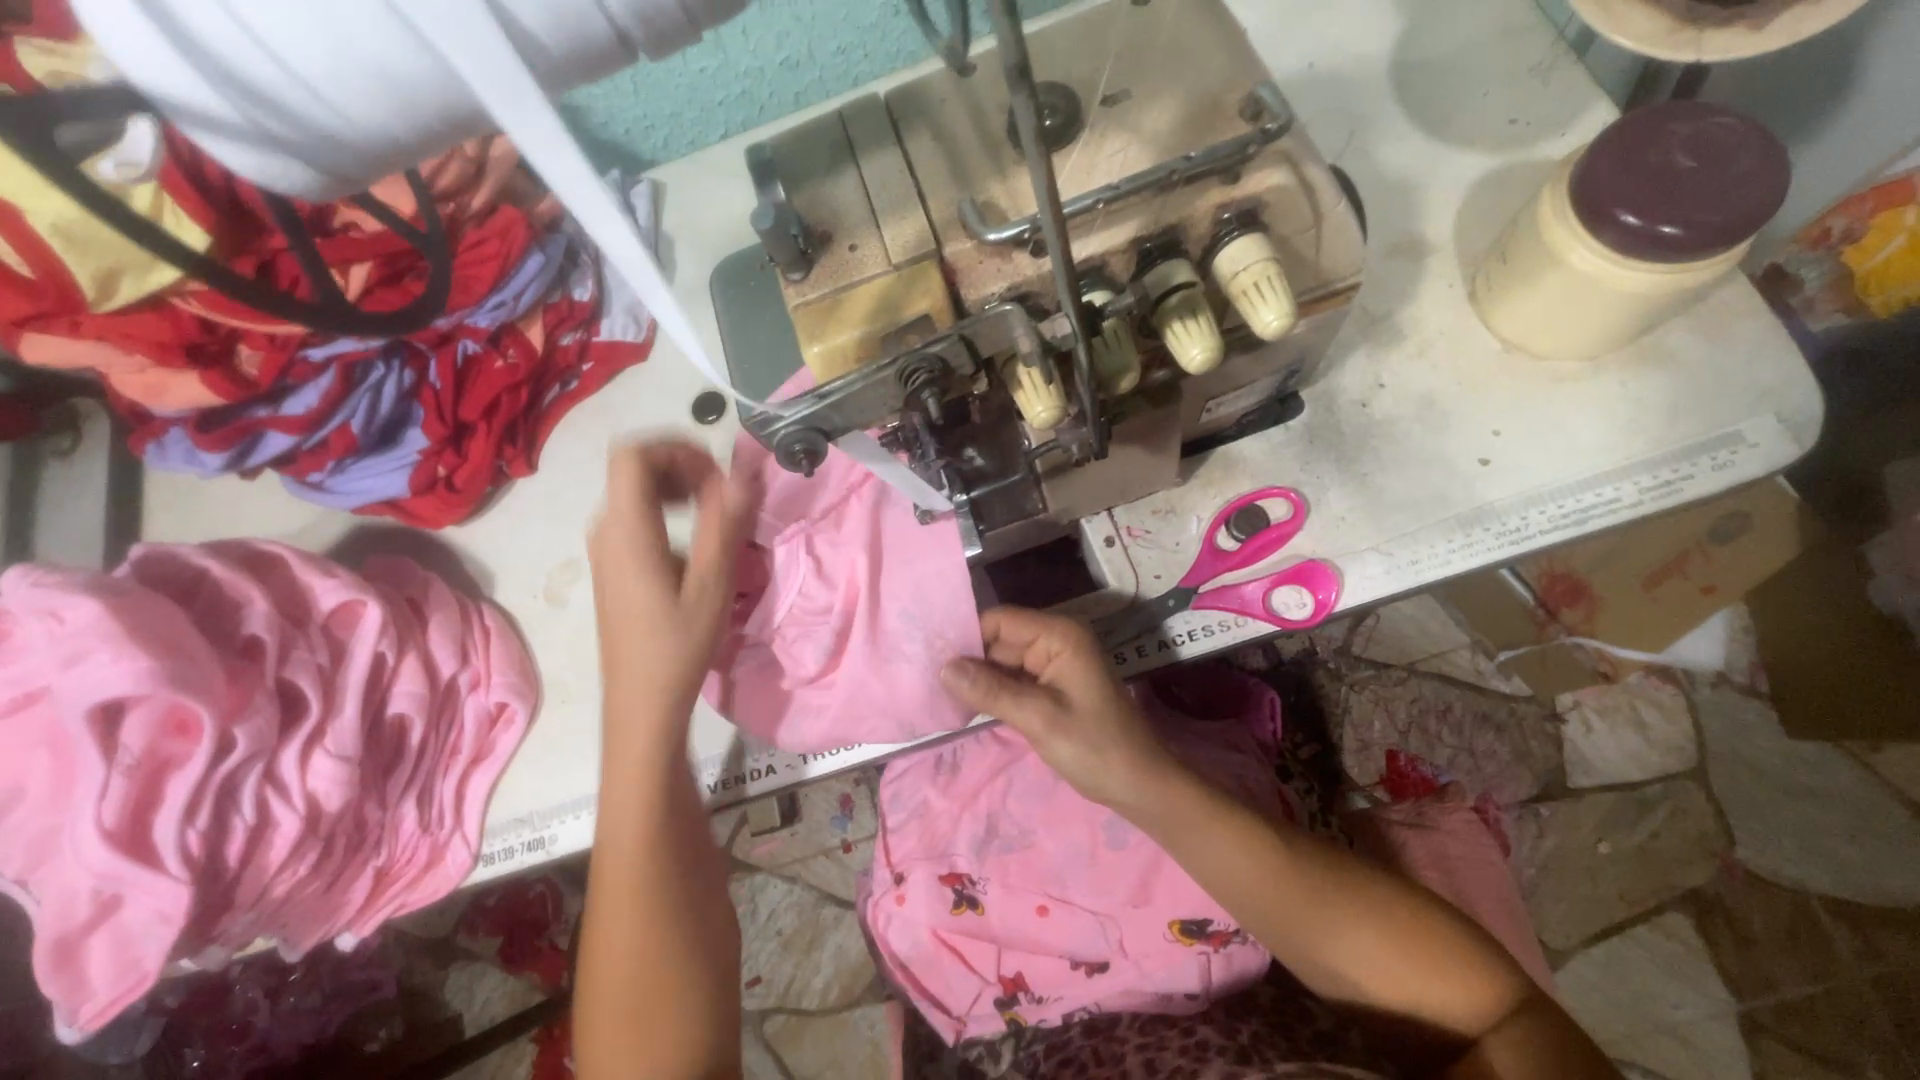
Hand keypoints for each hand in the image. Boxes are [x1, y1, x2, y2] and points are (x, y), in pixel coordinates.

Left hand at [589, 439, 752, 736]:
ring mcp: (604, 549)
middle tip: (723, 491)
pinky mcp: (611, 566)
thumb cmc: (678, 646)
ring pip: (633, 490)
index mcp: (627, 529)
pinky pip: (634, 515)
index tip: (716, 472)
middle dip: (681, 464)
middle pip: (633, 466)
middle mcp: (606, 530)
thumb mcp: (712, 585)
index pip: (634, 453)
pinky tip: (696, 544)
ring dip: (676, 487)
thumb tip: (744, 471)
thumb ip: (726, 522)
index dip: (676, 447)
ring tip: (716, 513)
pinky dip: (667, 510)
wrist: (640, 703)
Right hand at [940, 606, 1180, 809]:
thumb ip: (991, 691)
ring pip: (1002, 662)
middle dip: (966, 659)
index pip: (999, 620)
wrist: (1139, 785)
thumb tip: (943, 668)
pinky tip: (963, 704)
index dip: (965, 635)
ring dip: (976, 678)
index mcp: (1059, 636)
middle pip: (998, 640)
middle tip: (924, 679)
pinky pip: (1013, 681)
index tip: (928, 656)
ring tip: (935, 691)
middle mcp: (1055, 641)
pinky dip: (992, 692)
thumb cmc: (1095, 748)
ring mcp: (1054, 665)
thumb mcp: (1038, 719)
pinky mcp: (1052, 687)